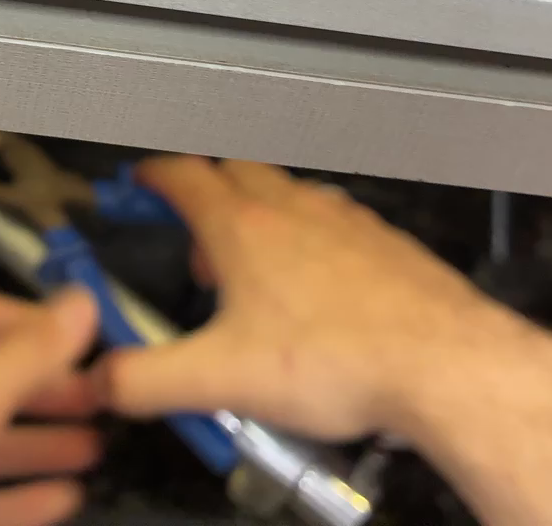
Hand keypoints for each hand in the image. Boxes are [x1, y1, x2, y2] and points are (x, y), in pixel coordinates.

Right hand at [94, 156, 541, 442]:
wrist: (447, 366)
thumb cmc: (338, 360)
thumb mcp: (221, 378)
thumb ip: (147, 380)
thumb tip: (103, 380)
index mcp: (241, 228)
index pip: (182, 177)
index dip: (154, 174)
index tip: (143, 178)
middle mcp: (288, 208)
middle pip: (232, 171)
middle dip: (205, 195)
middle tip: (199, 242)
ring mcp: (339, 218)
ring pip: (283, 190)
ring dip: (257, 211)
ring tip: (256, 267)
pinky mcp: (381, 239)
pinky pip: (330, 215)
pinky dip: (308, 230)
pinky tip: (319, 278)